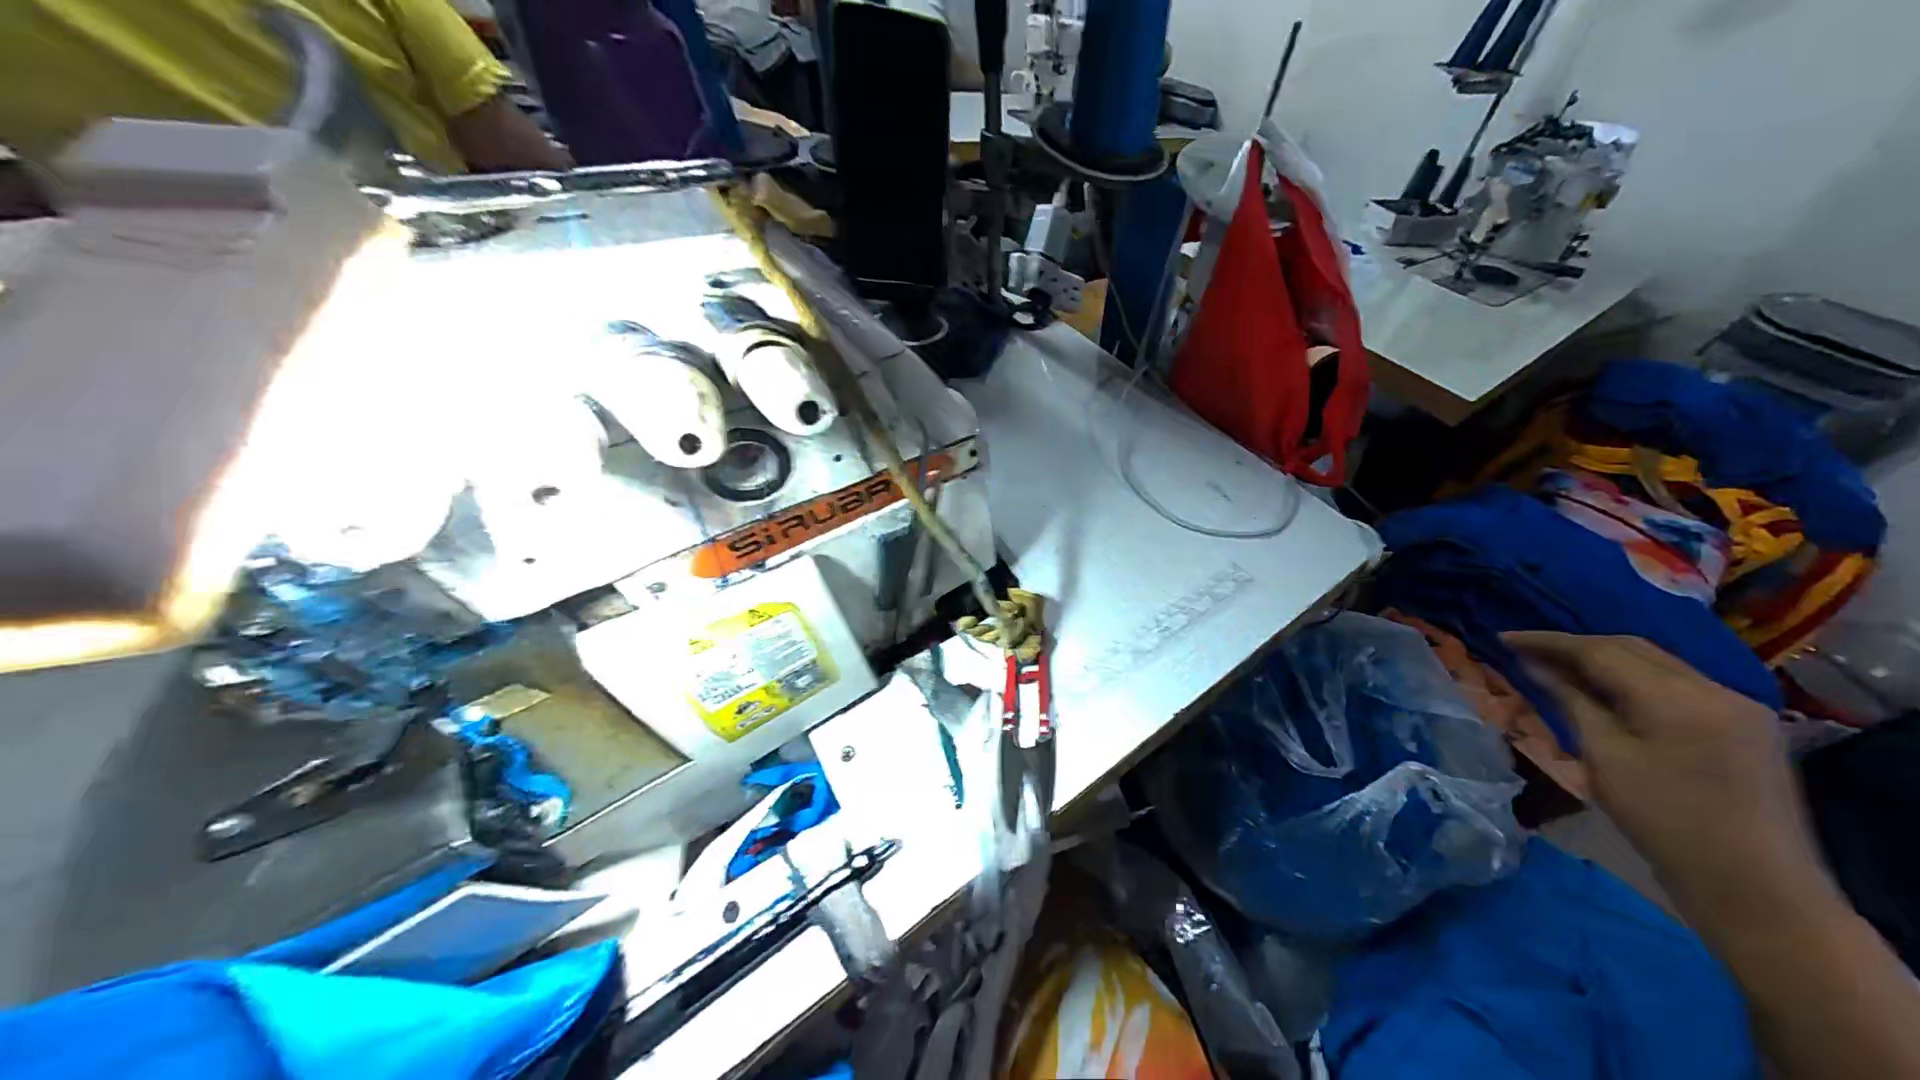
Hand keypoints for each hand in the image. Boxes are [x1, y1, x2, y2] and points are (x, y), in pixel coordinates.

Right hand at [1503, 632, 1825, 910]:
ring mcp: (1738, 706)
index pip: (1599, 650)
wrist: (1755, 886)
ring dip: (1604, 659)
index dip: (1547, 641)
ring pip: (1656, 662)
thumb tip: (1535, 667)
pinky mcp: (1745, 724)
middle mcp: (1714, 689)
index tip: (1502, 638)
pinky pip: (1678, 682)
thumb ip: (1571, 702)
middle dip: (1574, 646)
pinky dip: (1634, 677)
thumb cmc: (1664, 821)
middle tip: (1524, 650)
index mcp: (1677, 698)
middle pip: (1631, 648)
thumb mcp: (1604, 758)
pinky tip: (1607, 689)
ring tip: (1557, 666)